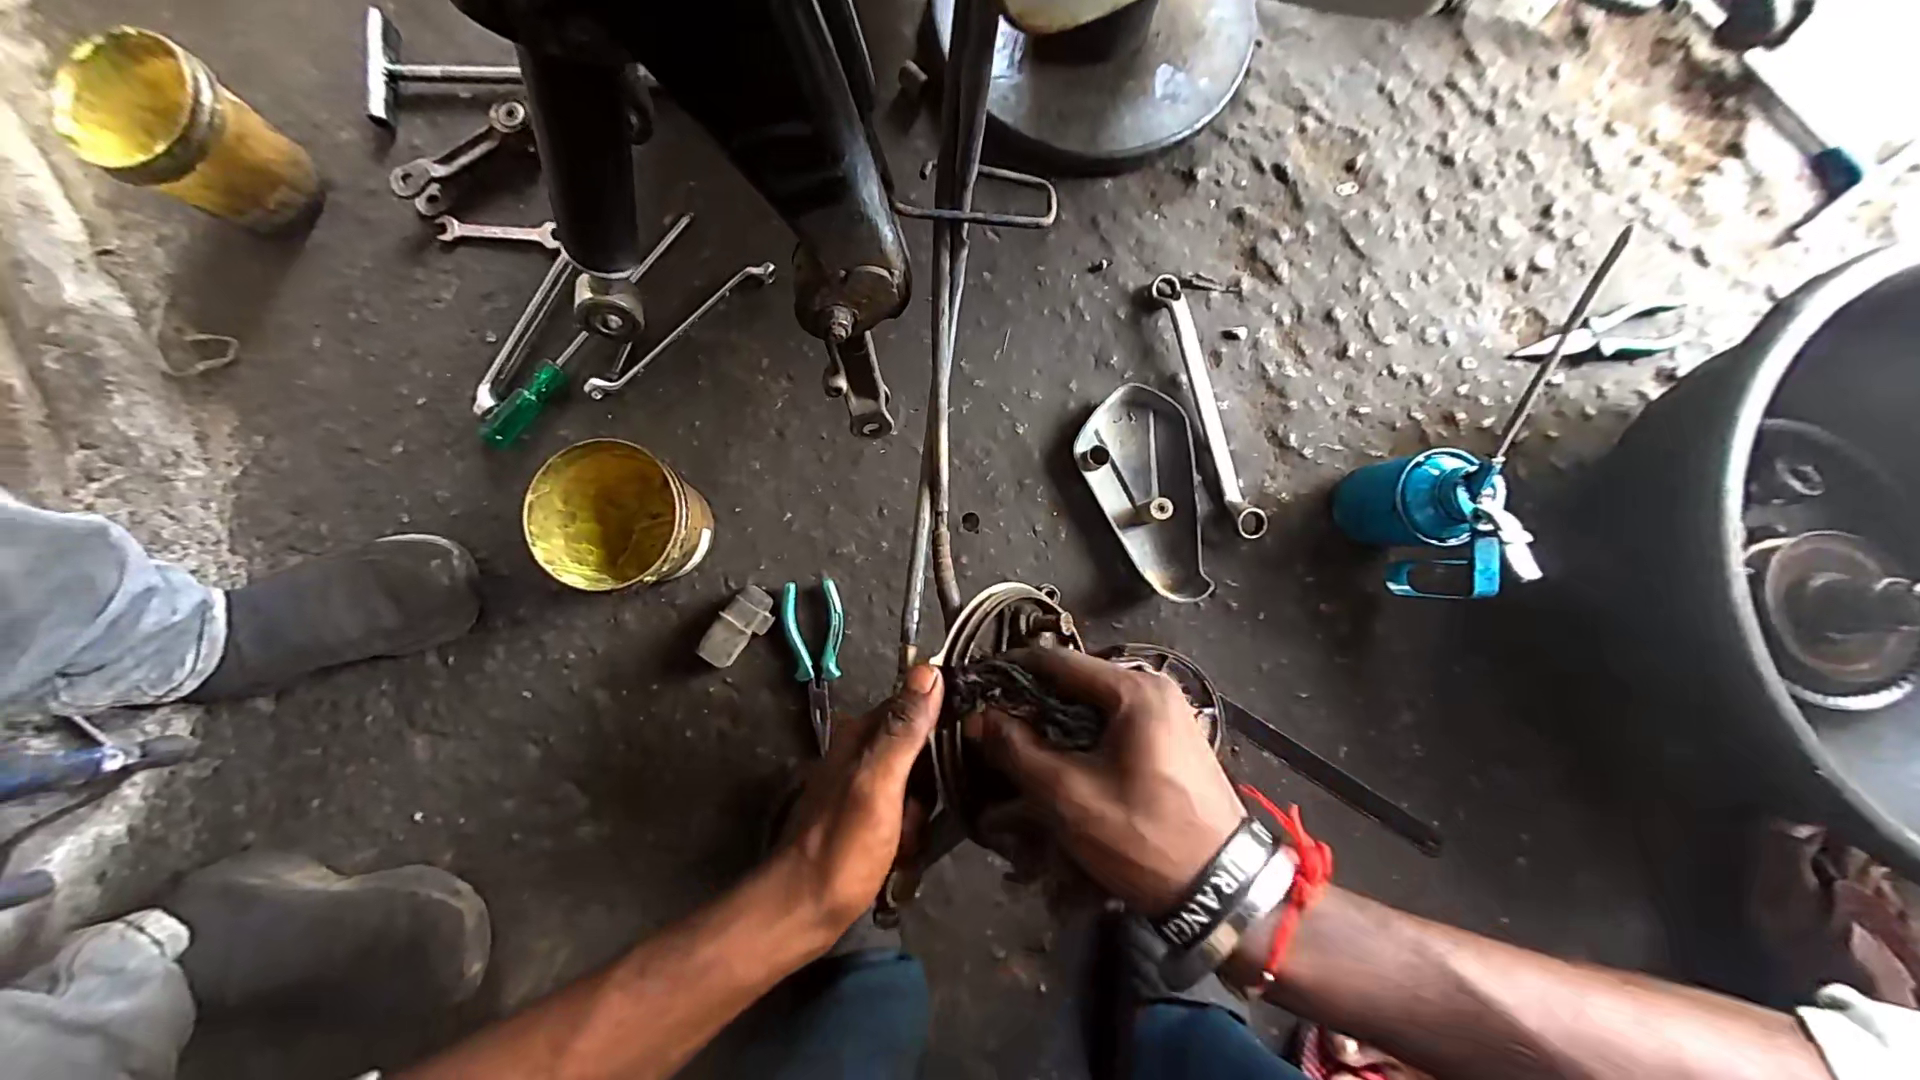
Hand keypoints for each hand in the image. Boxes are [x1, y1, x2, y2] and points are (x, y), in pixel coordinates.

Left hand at [772, 664, 942, 939]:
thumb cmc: (842, 848)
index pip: (917, 705)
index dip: (940, 730)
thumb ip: (905, 729)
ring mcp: (862, 784)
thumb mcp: (879, 783)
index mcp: (861, 733)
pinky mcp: (865, 815)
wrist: (801, 912)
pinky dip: (906, 834)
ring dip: (918, 816)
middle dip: (928, 787)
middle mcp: (860, 751)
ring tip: (902, 842)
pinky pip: (903, 812)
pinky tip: (896, 855)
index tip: (949, 761)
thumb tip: (928, 671)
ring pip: (916, 786)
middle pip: (921, 751)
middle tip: (914, 817)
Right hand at [965, 648, 1242, 917]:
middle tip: (998, 732)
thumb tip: (980, 717)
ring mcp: (1168, 713)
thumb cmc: (1145, 837)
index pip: (1057, 661)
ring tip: (1026, 754)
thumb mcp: (1070, 796)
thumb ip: (1018, 750)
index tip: (980, 691)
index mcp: (1135, 690)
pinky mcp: (1171, 738)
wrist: (1223, 891)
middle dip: (1033, 706)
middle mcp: (1154, 689)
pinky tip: (1066, 767)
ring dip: (1057, 726)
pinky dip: (1085, 739)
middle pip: (1076, 683)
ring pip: (1093, 706)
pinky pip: (1114, 725)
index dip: (1012, 673)